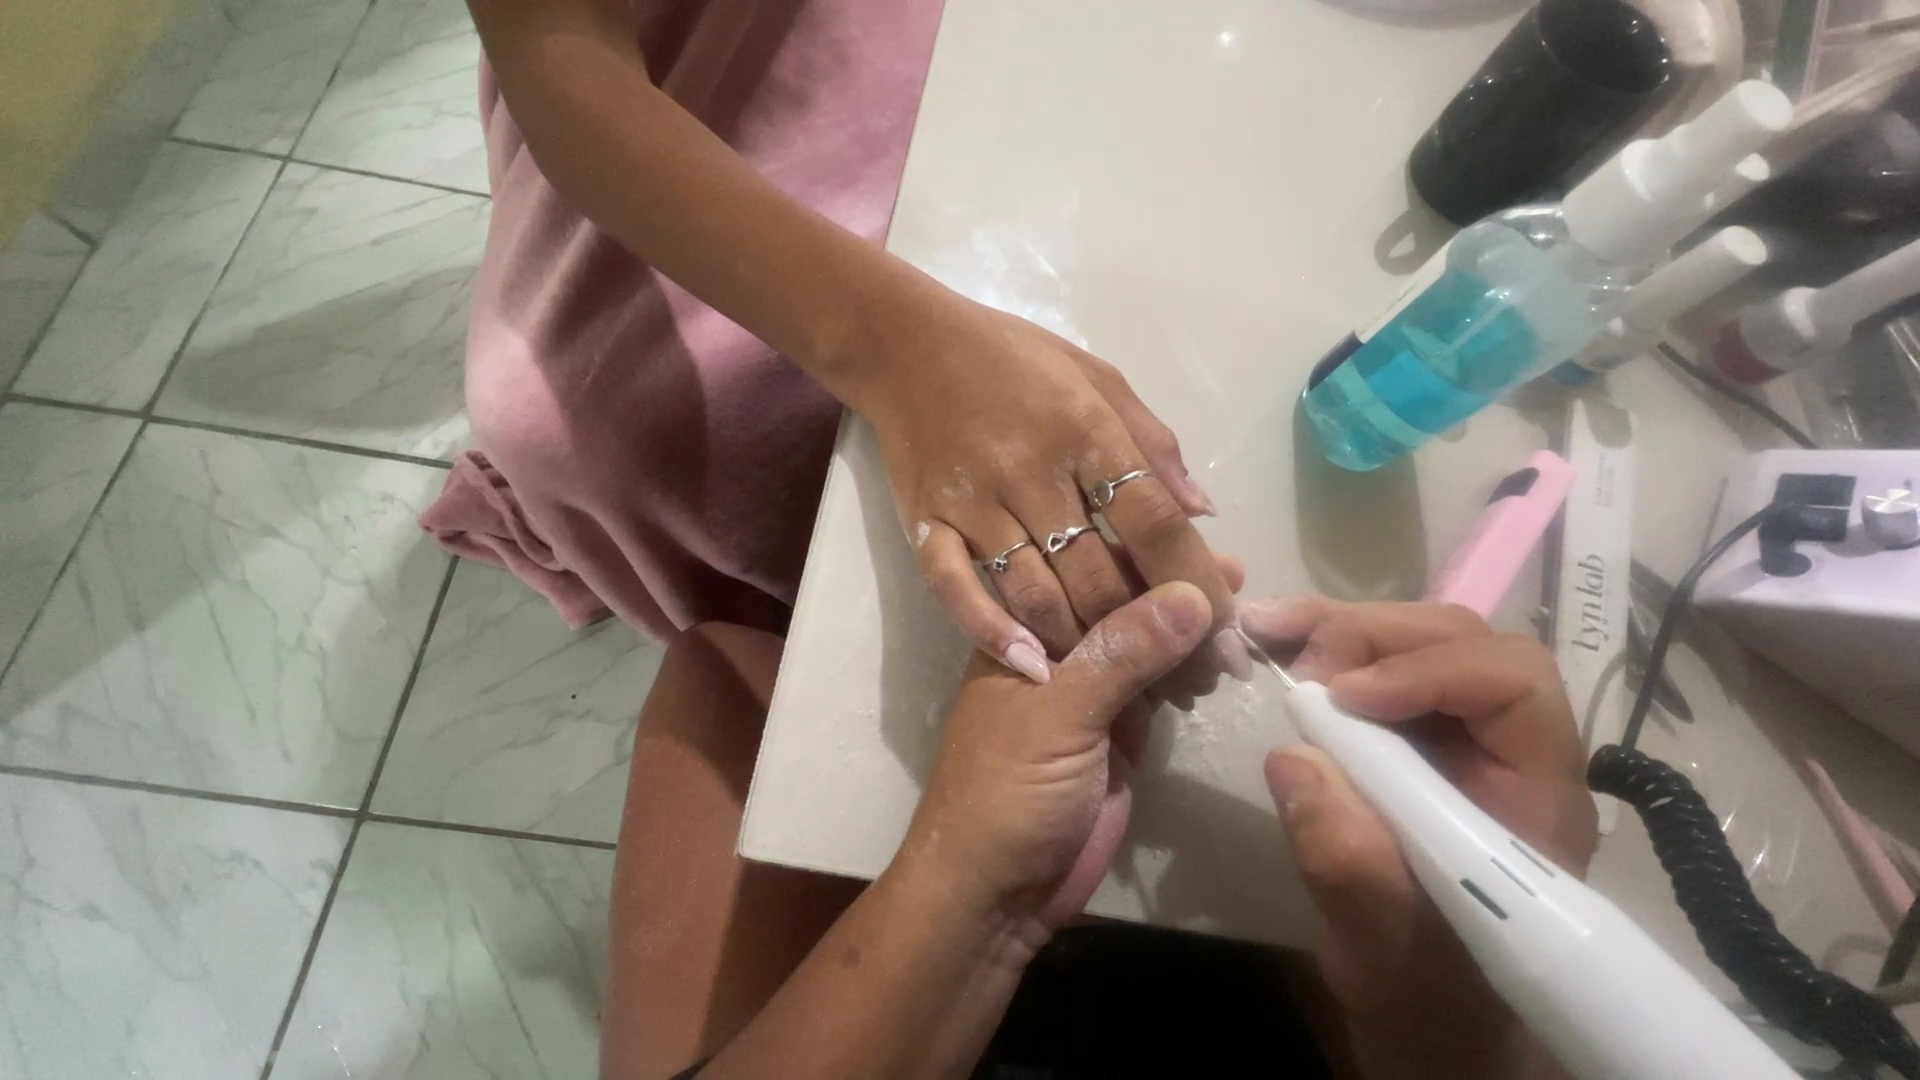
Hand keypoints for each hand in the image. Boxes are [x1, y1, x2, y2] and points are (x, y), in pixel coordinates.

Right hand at [848, 290, 1233, 682]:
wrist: (908, 346)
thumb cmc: (1012, 358)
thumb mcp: (1097, 376)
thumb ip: (1152, 442)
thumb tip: (1203, 512)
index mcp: (1084, 428)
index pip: (1153, 519)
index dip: (1194, 580)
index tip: (1221, 628)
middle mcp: (1030, 470)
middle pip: (1098, 572)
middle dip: (1145, 631)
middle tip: (1179, 673)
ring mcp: (973, 501)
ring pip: (1034, 593)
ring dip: (1080, 643)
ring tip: (1120, 675)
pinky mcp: (926, 521)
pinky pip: (954, 588)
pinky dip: (991, 631)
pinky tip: (1031, 666)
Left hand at [893, 582, 1214, 955]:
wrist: (995, 893)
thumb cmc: (1005, 795)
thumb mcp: (1057, 718)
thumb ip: (1120, 656)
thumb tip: (1191, 594)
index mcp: (1021, 634)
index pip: (1081, 574)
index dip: (1137, 556)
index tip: (1195, 539)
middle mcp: (1056, 653)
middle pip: (1120, 606)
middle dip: (1173, 592)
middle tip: (1236, 578)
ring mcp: (1089, 693)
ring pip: (1145, 646)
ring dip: (1189, 633)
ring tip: (1240, 613)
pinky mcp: (1117, 732)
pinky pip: (1157, 689)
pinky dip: (1187, 674)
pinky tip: (1219, 663)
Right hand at [1243, 597, 1597, 1079]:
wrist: (1427, 1010)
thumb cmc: (1424, 993)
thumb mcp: (1380, 947)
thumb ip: (1347, 862)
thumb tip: (1293, 757)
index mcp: (1530, 795)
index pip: (1513, 685)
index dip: (1428, 670)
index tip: (1342, 698)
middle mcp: (1503, 746)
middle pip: (1459, 640)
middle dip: (1370, 635)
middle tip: (1295, 665)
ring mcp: (1453, 731)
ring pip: (1413, 637)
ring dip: (1337, 626)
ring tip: (1266, 631)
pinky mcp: (1407, 730)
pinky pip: (1371, 661)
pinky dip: (1319, 642)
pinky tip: (1272, 641)